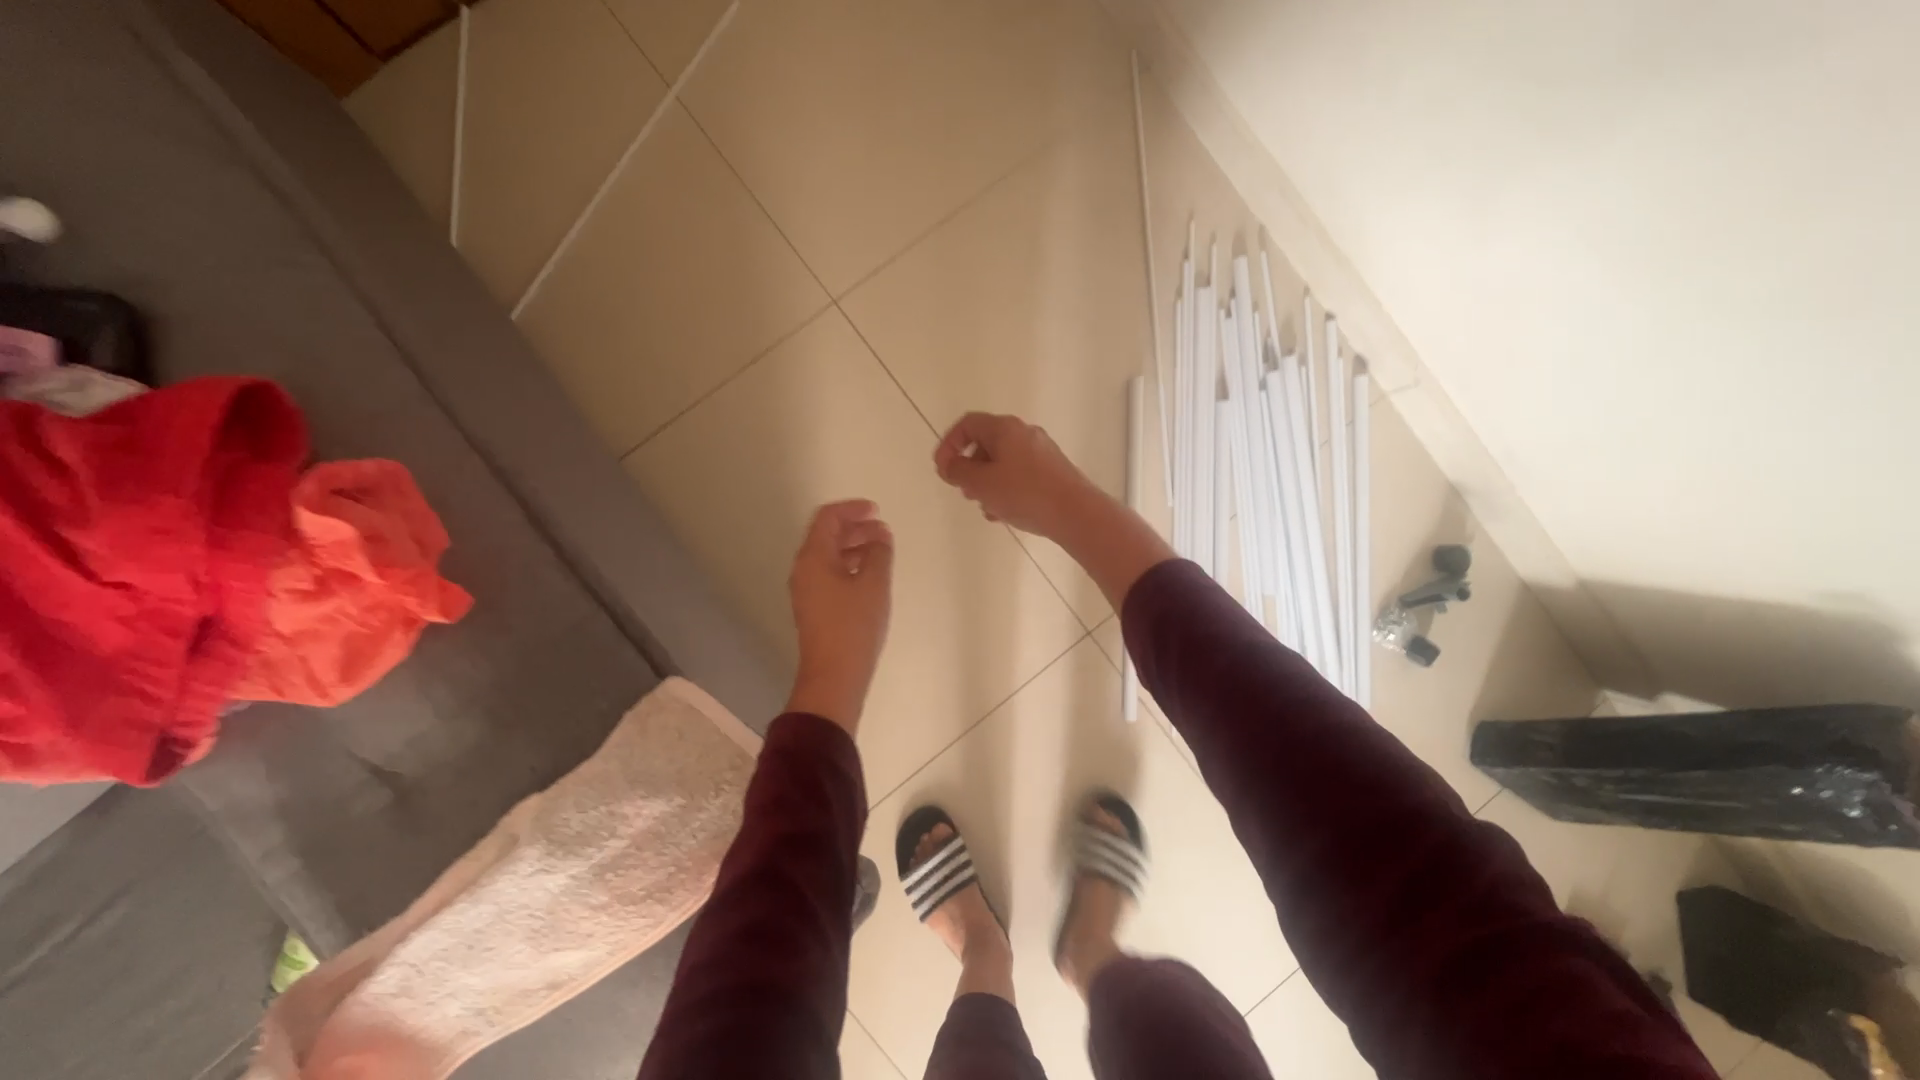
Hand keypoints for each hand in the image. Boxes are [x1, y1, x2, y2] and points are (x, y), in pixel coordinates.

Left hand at [786, 500, 893, 731]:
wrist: (834, 677)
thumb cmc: (854, 626)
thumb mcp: (873, 584)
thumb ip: (879, 552)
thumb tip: (879, 535)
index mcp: (813, 558)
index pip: (828, 518)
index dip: (853, 509)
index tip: (877, 511)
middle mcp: (804, 570)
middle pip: (826, 535)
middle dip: (855, 527)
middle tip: (882, 530)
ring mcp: (807, 590)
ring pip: (828, 556)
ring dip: (853, 547)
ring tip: (881, 551)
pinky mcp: (814, 608)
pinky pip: (829, 574)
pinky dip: (849, 565)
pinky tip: (870, 576)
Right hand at [933, 412, 1105, 540]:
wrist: (1075, 512)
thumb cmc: (1024, 493)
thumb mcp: (981, 483)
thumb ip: (959, 471)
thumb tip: (950, 465)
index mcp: (1005, 428)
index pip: (967, 424)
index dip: (948, 445)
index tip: (943, 471)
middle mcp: (1024, 433)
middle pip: (986, 443)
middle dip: (969, 467)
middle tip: (965, 491)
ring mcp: (1041, 452)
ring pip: (1003, 462)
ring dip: (987, 482)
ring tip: (985, 506)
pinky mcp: (1052, 471)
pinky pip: (1020, 474)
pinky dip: (1006, 488)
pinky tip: (1005, 513)